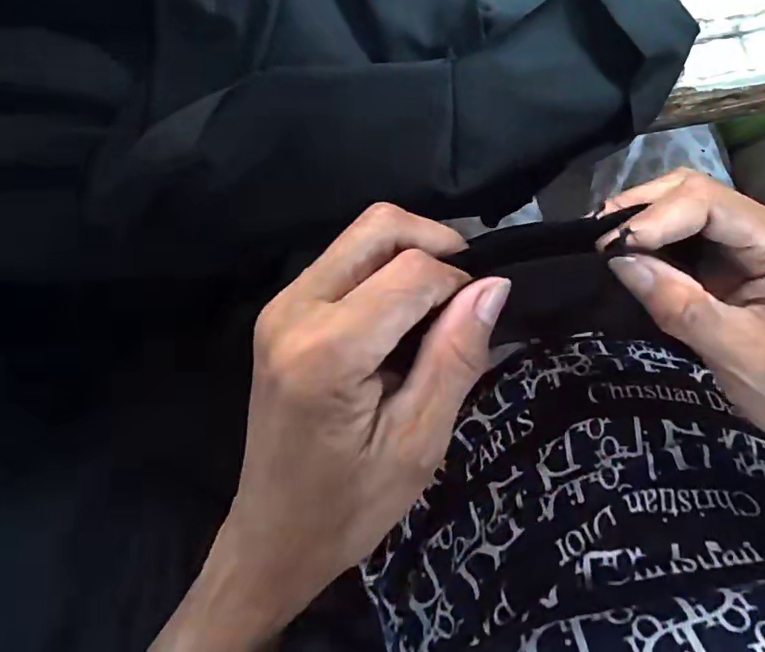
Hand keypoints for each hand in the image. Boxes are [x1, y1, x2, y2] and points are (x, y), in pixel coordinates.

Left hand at [153, 203, 508, 650]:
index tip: (476, 316)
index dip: (458, 281)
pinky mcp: (281, 307)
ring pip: (361, 234)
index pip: (411, 271)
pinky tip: (402, 310)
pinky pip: (344, 257)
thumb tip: (494, 285)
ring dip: (410, 251)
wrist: (271, 537)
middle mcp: (295, 309)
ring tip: (438, 301)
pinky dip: (384, 266)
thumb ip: (455, 357)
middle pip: (378, 226)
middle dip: (434, 240)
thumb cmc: (349, 505)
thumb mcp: (418, 443)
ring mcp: (282, 303)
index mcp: (326, 351)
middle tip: (465, 288)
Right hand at [598, 169, 764, 464]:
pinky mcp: (727, 250)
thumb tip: (620, 260)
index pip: (710, 205)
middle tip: (598, 236)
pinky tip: (623, 245)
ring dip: (640, 214)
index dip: (656, 217)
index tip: (611, 245)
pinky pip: (680, 225)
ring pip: (683, 200)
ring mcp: (747, 236)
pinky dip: (648, 230)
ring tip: (603, 238)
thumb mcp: (735, 354)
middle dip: (643, 207)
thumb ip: (680, 305)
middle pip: (694, 190)